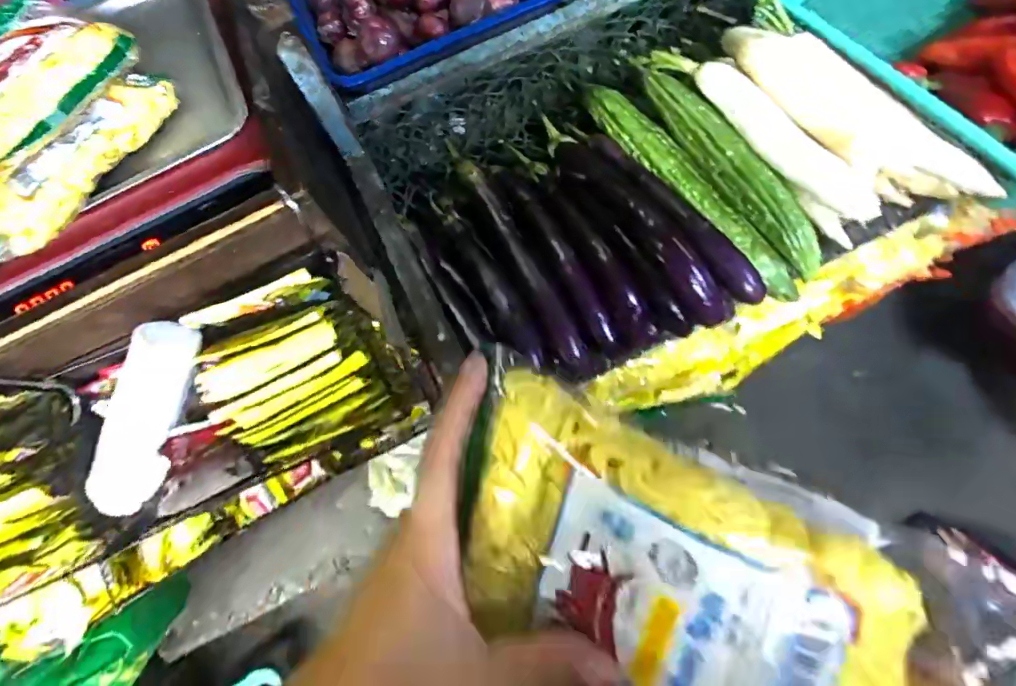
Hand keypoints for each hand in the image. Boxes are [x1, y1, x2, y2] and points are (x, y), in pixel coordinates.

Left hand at [291, 353, 621, 685]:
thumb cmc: (400, 676)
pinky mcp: (406, 594)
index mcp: (426, 535)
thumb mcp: (479, 672)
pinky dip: (481, 541)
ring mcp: (407, 566)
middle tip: (545, 432)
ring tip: (545, 489)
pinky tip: (514, 562)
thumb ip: (544, 661)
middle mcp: (414, 538)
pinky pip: (450, 550)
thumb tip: (615, 665)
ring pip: (453, 516)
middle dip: (491, 448)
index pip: (444, 452)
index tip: (478, 360)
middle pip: (454, 476)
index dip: (460, 403)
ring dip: (489, 498)